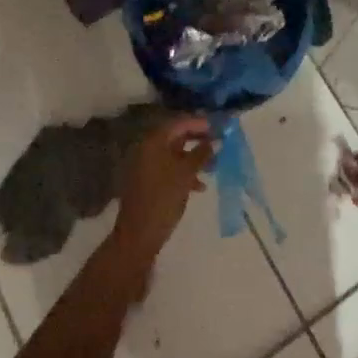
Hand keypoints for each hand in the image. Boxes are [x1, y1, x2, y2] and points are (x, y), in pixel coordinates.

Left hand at [112, 115, 214, 258]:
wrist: (138, 235)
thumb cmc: (163, 199)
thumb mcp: (186, 174)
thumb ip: (202, 153)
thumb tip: (216, 140)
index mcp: (154, 142)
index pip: (180, 122)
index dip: (200, 123)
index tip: (220, 128)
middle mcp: (148, 149)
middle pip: (177, 136)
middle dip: (199, 140)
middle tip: (219, 144)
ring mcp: (147, 166)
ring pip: (175, 154)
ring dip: (194, 157)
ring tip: (214, 166)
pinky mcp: (149, 181)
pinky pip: (170, 169)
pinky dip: (185, 172)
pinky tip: (200, 186)